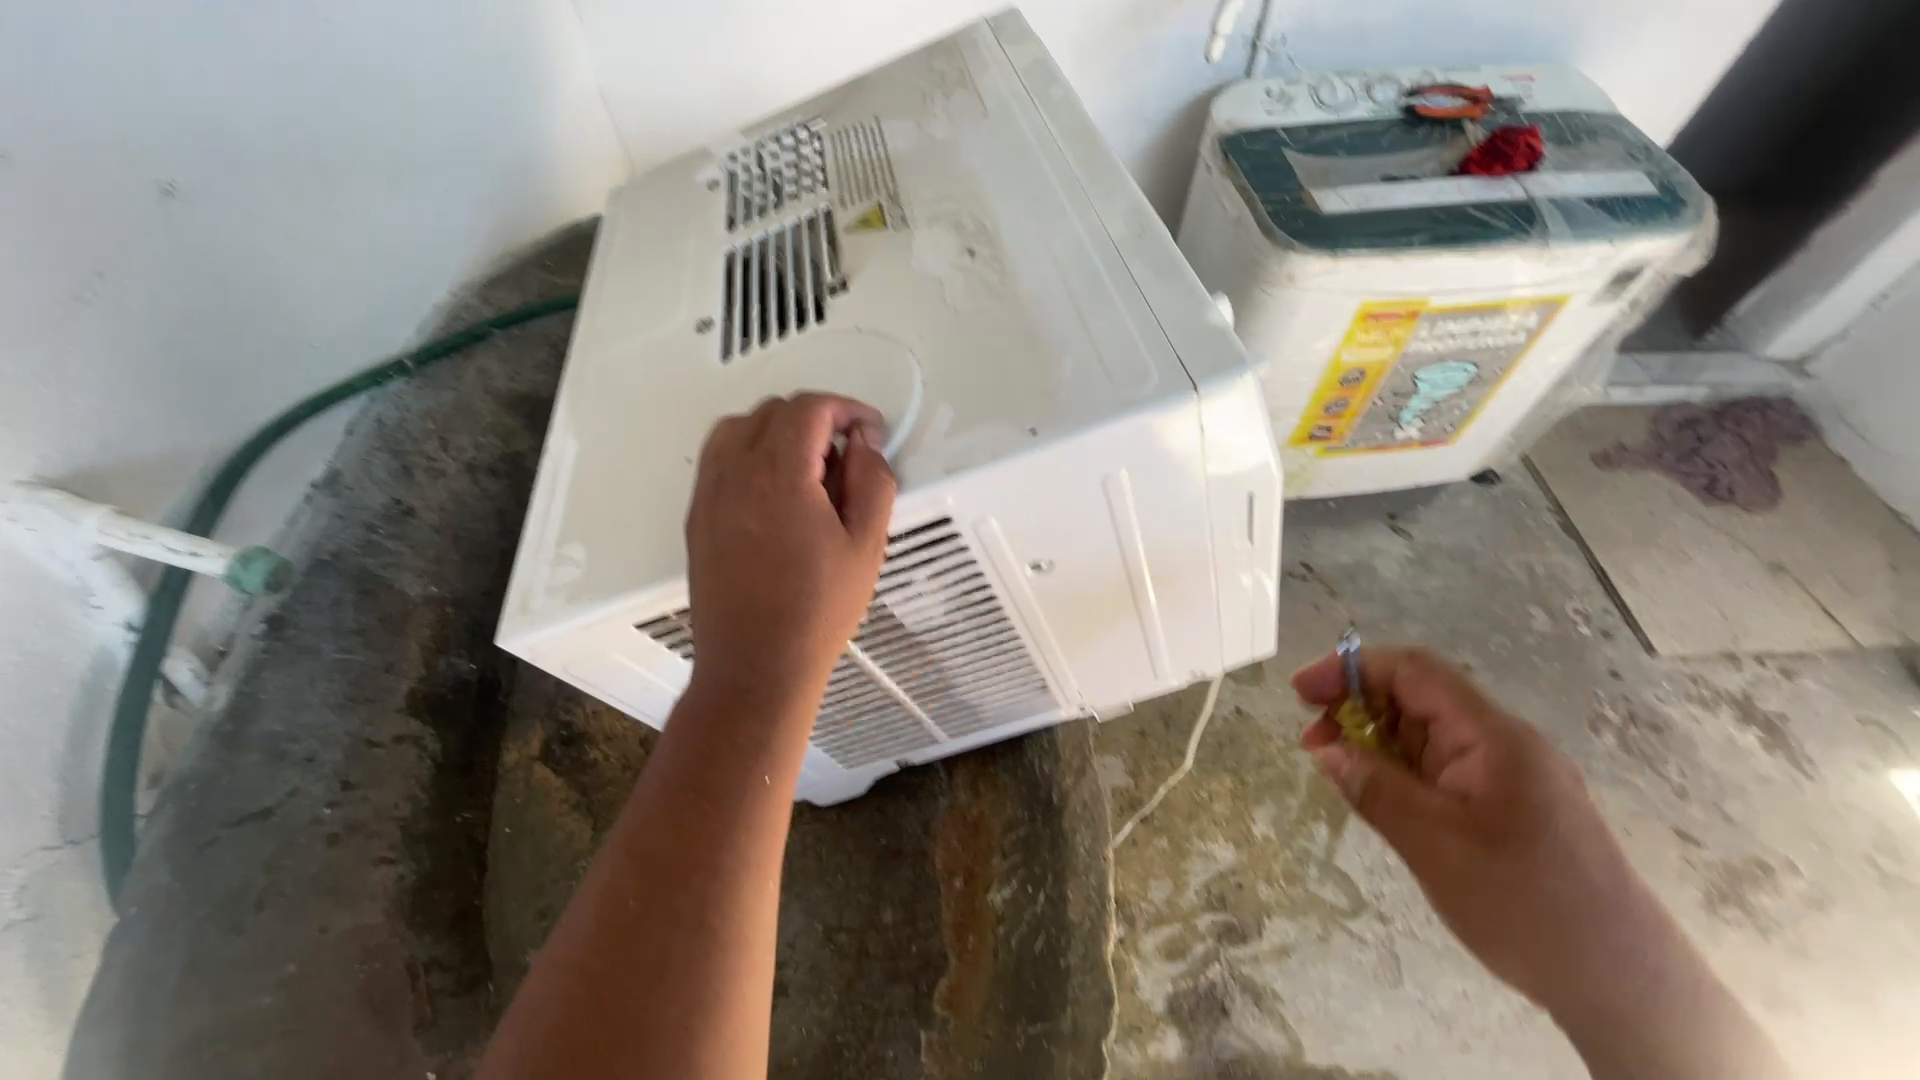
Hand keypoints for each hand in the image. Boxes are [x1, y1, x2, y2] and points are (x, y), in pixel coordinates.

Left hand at [685, 393, 896, 704]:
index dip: (847, 410)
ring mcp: (709, 496)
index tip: (870, 432)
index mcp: (778, 475)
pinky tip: (778, 494)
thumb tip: (864, 445)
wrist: (756, 666)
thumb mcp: (867, 545)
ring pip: (738, 429)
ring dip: (777, 433)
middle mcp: (734, 475)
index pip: (809, 409)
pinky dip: (749, 456)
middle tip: (847, 456)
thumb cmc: (816, 611)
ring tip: (809, 471)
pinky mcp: (697, 519)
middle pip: (772, 412)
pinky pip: (719, 461)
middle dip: (816, 420)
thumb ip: (873, 481)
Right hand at [1292, 647, 1660, 1011]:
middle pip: (1419, 698)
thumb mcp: (1434, 846)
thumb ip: (1375, 790)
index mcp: (1492, 737)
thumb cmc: (1525, 905)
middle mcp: (1502, 744)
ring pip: (1428, 735)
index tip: (1300, 692)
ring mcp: (1509, 776)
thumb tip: (1327, 751)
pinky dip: (1400, 771)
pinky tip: (1377, 795)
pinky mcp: (1510, 807)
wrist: (1623, 983)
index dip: (1351, 669)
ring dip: (1375, 742)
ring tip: (1336, 771)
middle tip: (1311, 742)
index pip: (1414, 672)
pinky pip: (1442, 769)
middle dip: (1357, 706)